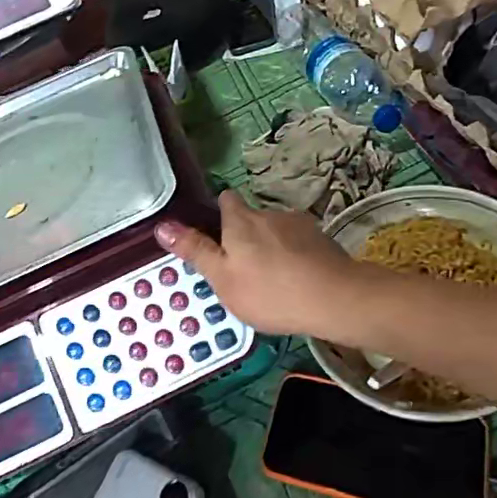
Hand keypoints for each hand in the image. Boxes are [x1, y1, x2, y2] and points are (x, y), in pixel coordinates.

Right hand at [155, 191, 370, 338]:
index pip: (226, 199)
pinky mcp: (323, 240)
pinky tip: (296, 281)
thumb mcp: (222, 278)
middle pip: (251, 218)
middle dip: (246, 238)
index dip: (219, 213)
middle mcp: (270, 214)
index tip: (215, 235)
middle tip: (242, 271)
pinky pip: (299, 245)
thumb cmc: (269, 291)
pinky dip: (294, 257)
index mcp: (241, 220)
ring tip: (272, 281)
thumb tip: (162, 225)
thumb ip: (195, 251)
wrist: (334, 298)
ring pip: (277, 232)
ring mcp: (300, 225)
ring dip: (272, 248)